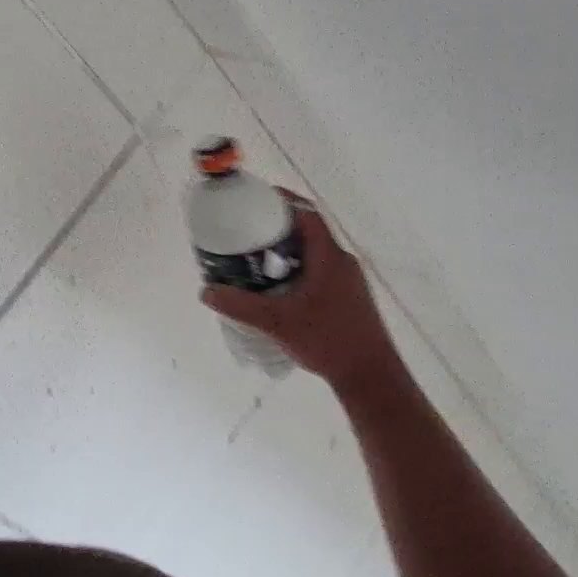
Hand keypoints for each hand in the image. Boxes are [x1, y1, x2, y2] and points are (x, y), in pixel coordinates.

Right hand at [201, 192, 403, 393]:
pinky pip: (318, 270)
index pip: (306, 214)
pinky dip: (295, 268)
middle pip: (307, 232)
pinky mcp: (348, 297)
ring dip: (285, 251)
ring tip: (254, 260)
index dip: (282, 200)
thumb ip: (240, 306)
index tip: (255, 199)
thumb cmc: (328, 340)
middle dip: (275, 227)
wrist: (371, 377)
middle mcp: (341, 262)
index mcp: (329, 257)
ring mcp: (347, 280)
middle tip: (245, 233)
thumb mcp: (277, 322)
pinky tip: (276, 288)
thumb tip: (206, 291)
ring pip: (312, 253)